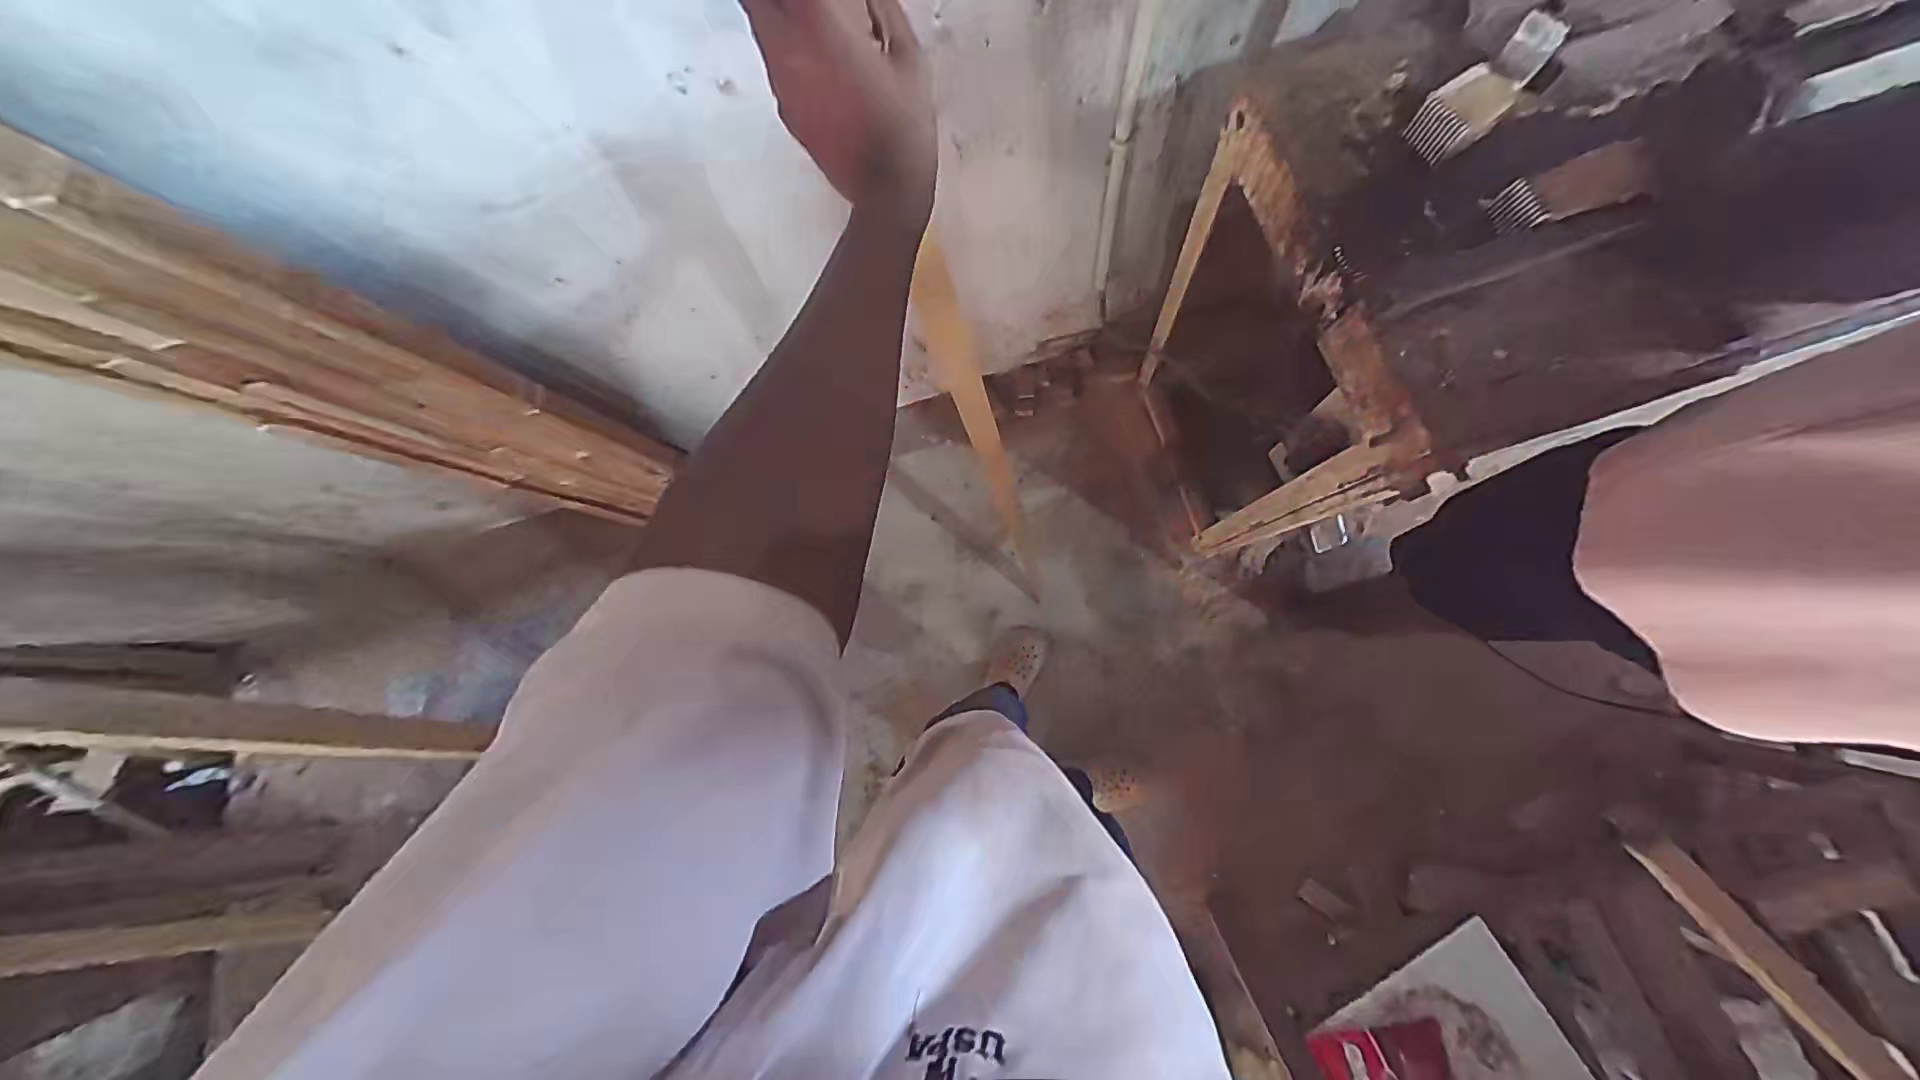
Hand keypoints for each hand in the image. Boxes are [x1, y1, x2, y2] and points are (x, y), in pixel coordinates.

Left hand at [741, 0, 936, 223]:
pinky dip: (787, 44)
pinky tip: (819, 58)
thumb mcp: (907, 55)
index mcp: (817, 19)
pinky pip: (773, 58)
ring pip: (758, 19)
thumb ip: (880, 6)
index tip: (840, 2)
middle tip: (814, 10)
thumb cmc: (901, 129)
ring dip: (779, 12)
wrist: (885, 190)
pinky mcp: (784, 105)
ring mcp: (780, 79)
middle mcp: (786, 45)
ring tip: (820, 26)